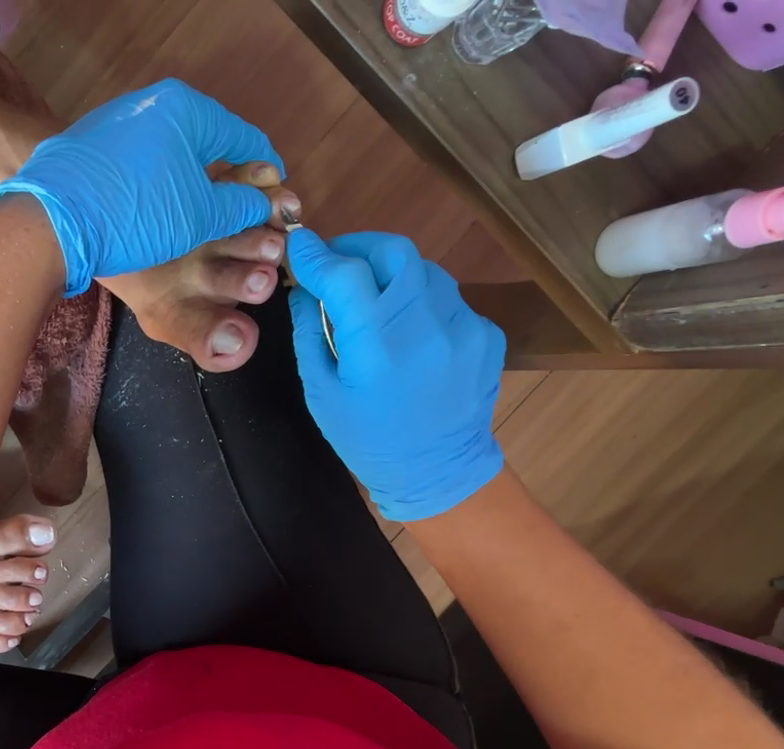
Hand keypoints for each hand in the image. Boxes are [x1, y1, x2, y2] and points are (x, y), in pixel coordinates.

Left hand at [0, 78, 282, 296]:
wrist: (52, 221)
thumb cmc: (135, 213)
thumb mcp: (198, 215)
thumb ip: (238, 206)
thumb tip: (263, 203)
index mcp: (185, 109)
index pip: (243, 139)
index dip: (264, 174)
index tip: (274, 201)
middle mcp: (151, 105)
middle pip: (205, 146)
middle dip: (224, 183)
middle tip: (234, 219)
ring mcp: (116, 126)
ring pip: (170, 158)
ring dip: (189, 190)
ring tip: (195, 226)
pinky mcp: (90, 152)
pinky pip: (139, 169)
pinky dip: (155, 191)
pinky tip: (153, 220)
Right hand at [287, 229, 505, 520]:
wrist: (437, 471)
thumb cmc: (366, 439)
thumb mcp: (321, 394)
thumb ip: (309, 335)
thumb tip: (304, 290)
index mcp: (376, 346)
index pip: (345, 273)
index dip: (317, 254)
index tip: (298, 242)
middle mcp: (425, 325)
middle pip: (393, 252)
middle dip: (358, 247)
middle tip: (335, 261)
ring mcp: (463, 326)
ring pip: (422, 271)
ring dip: (390, 275)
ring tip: (371, 301)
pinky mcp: (485, 332)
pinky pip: (445, 299)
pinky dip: (418, 303)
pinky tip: (406, 333)